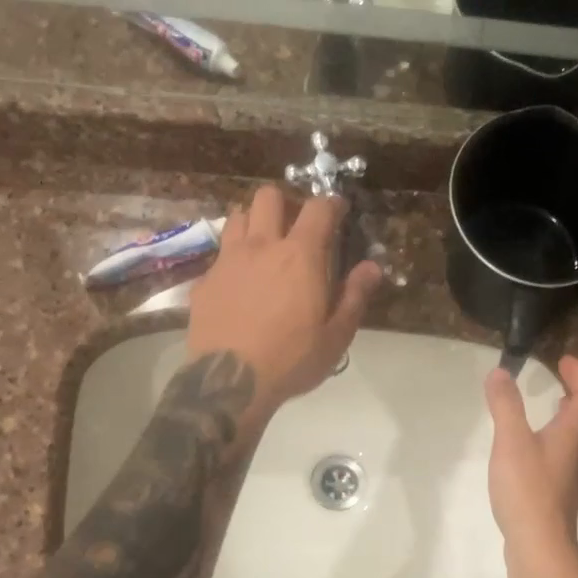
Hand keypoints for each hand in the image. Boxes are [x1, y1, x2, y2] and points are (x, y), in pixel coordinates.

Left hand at [187, 185, 384, 403]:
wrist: (230, 381)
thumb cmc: (292, 360)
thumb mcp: (336, 337)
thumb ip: (354, 297)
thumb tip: (372, 267)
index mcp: (300, 256)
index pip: (318, 209)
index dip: (331, 204)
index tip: (338, 211)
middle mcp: (262, 246)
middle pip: (269, 196)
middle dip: (286, 202)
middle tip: (296, 225)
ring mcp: (228, 260)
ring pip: (239, 216)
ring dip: (255, 222)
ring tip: (265, 245)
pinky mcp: (205, 280)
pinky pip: (220, 253)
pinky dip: (233, 256)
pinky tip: (240, 281)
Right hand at [484, 356, 577, 577]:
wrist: (538, 548)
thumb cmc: (528, 491)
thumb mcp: (511, 442)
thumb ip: (505, 406)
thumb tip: (500, 372)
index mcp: (573, 435)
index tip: (564, 359)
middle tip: (565, 386)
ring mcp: (571, 478)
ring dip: (571, 422)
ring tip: (550, 412)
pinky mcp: (558, 497)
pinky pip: (566, 461)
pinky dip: (557, 445)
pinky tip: (535, 452)